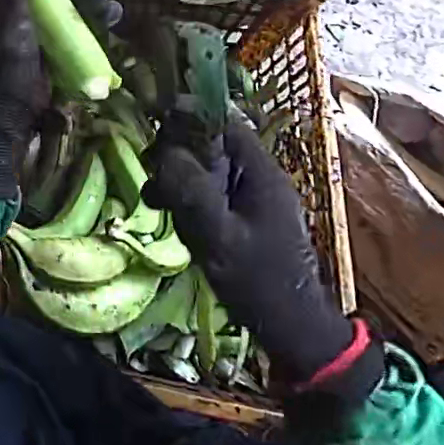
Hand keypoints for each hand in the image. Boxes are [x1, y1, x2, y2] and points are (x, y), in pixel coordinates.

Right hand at [143, 101, 381, 404]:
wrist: (292, 328)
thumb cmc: (258, 281)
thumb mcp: (219, 235)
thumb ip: (192, 191)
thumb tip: (165, 152)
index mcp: (260, 174)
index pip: (226, 124)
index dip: (192, 116)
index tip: (157, 120)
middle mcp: (258, 178)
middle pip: (213, 144)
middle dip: (179, 150)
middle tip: (151, 170)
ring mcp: (252, 198)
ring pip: (208, 168)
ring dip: (178, 176)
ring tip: (154, 197)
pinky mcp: (243, 217)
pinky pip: (210, 192)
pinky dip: (186, 196)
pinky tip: (167, 212)